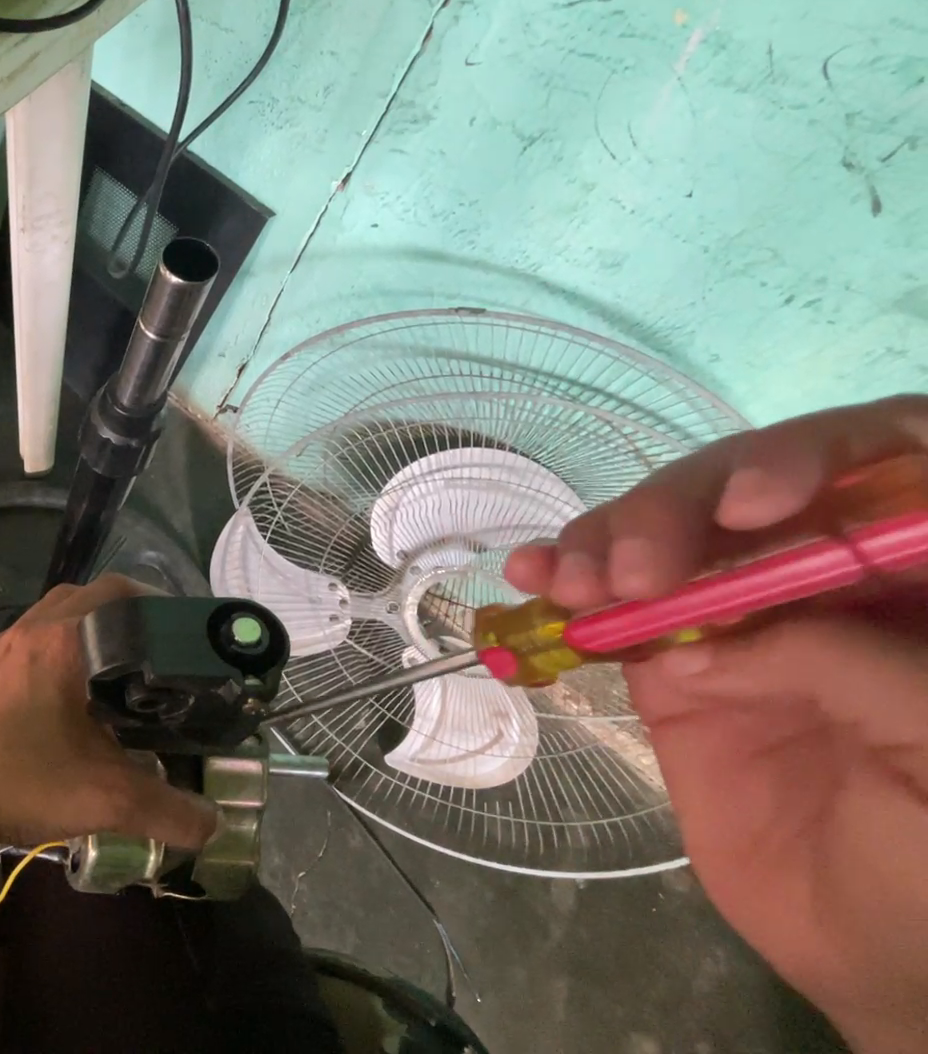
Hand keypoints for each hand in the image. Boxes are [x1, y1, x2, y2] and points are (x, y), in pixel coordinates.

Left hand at [0, 574, 220, 854]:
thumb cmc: (23, 784)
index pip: (116, 593)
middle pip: (84, 597)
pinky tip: (67, 693)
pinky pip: (26, 641)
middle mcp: (27, 631)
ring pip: (50, 616)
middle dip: (124, 614)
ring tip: (116, 669)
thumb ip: (170, 810)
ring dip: (85, 630)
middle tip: (156, 649)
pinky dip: (54, 649)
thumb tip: (214, 823)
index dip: (155, 604)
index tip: (182, 634)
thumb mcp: (108, 800)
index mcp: (61, 641)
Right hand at [505, 395, 927, 1051]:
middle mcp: (825, 580)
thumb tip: (707, 630)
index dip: (810, 460)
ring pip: (658, 544)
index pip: (876, 466)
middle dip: (674, 516)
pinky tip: (531, 578)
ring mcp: (736, 623)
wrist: (888, 958)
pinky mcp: (667, 668)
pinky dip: (561, 586)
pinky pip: (609, 610)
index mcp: (919, 577)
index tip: (750, 509)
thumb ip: (845, 662)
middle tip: (633, 572)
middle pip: (739, 498)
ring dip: (602, 545)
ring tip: (568, 581)